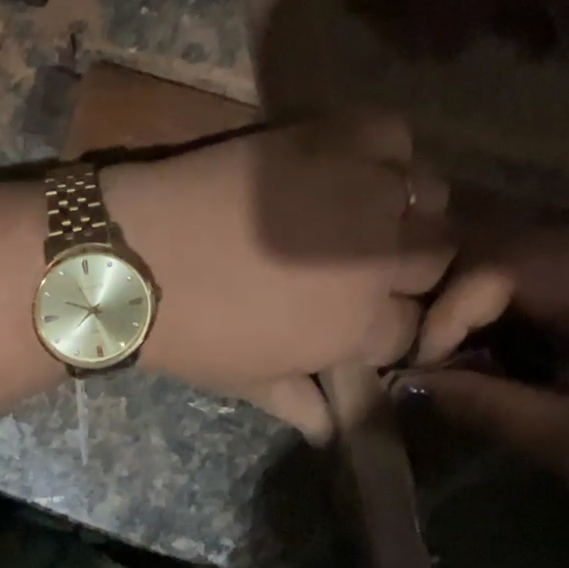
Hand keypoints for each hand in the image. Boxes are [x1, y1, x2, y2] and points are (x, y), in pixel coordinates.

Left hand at [102, 115, 453, 440]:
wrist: (133, 257)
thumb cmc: (188, 332)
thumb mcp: (244, 382)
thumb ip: (299, 403)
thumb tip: (329, 431)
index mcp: (358, 326)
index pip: (411, 330)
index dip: (384, 330)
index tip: (356, 323)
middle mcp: (379, 259)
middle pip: (435, 259)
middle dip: (408, 271)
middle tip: (361, 270)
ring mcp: (360, 192)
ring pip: (429, 197)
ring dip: (403, 213)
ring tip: (361, 220)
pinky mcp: (330, 138)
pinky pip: (393, 136)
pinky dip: (384, 153)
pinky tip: (352, 171)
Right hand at [411, 233, 568, 520]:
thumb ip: (488, 407)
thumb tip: (406, 381)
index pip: (513, 264)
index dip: (453, 306)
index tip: (423, 362)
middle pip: (513, 244)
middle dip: (455, 296)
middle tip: (427, 351)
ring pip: (524, 248)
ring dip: (476, 294)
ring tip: (452, 346)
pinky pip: (546, 264)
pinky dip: (505, 297)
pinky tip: (493, 338)